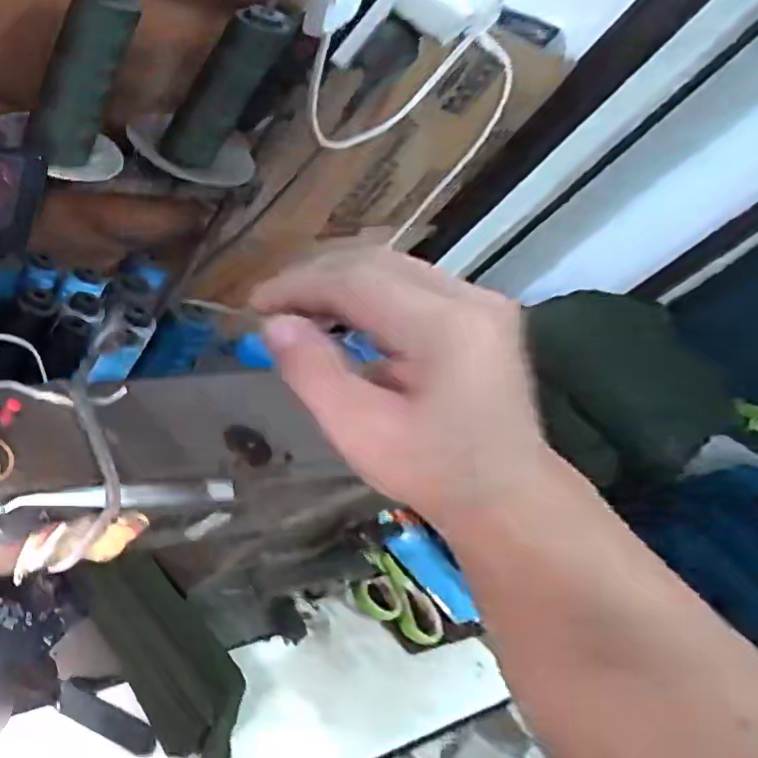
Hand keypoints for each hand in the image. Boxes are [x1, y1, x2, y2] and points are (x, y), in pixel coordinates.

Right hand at [250, 246, 557, 527]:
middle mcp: (469, 299)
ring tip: (291, 310)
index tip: (253, 305)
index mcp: (444, 326)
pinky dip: (360, 294)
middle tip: (267, 305)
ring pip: (391, 268)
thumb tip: (272, 325)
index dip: (297, 286)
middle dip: (313, 277)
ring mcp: (478, 304)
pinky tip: (333, 318)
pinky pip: (407, 285)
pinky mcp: (476, 317)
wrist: (504, 494)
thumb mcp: (356, 427)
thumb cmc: (428, 468)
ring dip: (334, 282)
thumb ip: (312, 370)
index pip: (356, 281)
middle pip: (375, 263)